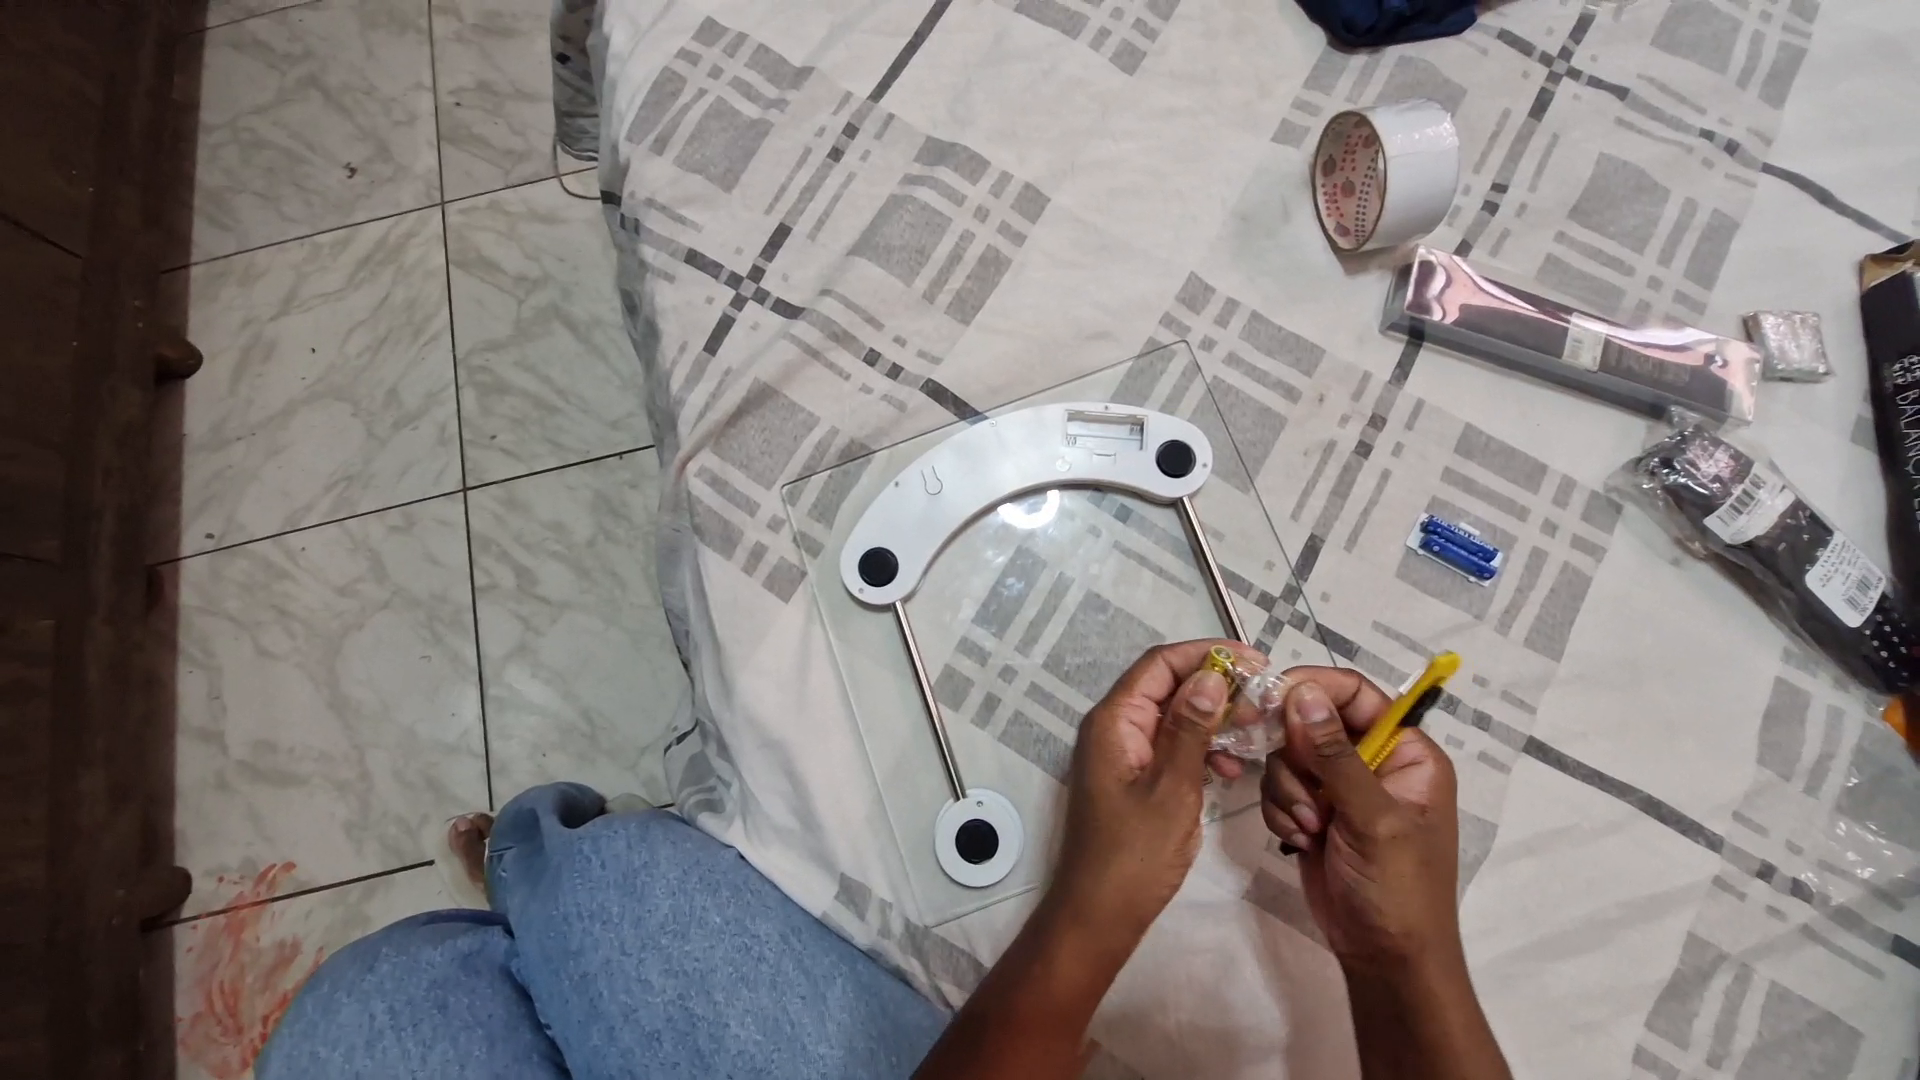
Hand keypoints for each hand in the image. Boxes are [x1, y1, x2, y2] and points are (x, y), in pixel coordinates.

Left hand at [1047, 639, 1237, 942]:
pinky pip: (1172, 746)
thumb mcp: (1171, 788)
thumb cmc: (1134, 853)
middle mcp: (1114, 726)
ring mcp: (1124, 752)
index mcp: (1114, 720)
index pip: (1159, 664)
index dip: (1206, 653)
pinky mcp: (1135, 776)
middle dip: (1216, 685)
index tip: (1256, 660)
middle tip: (1264, 698)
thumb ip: (1189, 729)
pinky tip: (1234, 769)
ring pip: (1173, 716)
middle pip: (1167, 686)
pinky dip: (1202, 749)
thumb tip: (1210, 674)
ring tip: (1256, 732)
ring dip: (1213, 718)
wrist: (1101, 912)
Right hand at [1259, 667, 1461, 973]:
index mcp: (1405, 752)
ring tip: (1312, 830)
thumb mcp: (1372, 818)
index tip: (1268, 699)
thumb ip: (1334, 754)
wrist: (1383, 957)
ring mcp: (1338, 785)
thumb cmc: (1398, 887)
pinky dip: (1280, 811)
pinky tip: (1299, 840)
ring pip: (1286, 755)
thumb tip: (1301, 691)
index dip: (1312, 688)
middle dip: (1297, 760)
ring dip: (1288, 793)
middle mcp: (1371, 760)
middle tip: (1304, 794)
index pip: (1354, 694)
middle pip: (1308, 721)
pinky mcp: (1310, 808)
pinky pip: (1276, 786)